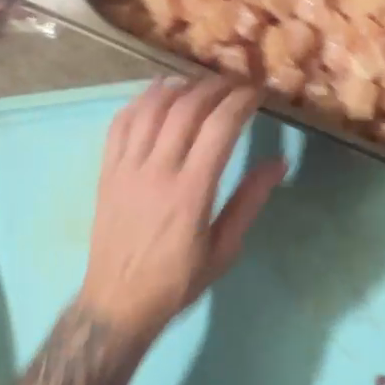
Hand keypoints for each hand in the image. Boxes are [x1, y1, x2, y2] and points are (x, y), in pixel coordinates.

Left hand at [79, 76, 286, 338]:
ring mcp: (126, 168)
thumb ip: (249, 201)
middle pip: (185, 109)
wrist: (118, 302)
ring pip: (149, 108)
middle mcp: (156, 171)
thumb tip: (278, 162)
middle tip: (233, 84)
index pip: (219, 128)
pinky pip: (119, 124)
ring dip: (176, 87)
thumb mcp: (224, 249)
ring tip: (198, 82)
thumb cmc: (177, 281)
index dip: (240, 102)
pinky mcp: (106, 171)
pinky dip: (139, 101)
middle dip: (213, 87)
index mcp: (190, 192)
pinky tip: (156, 95)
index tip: (256, 93)